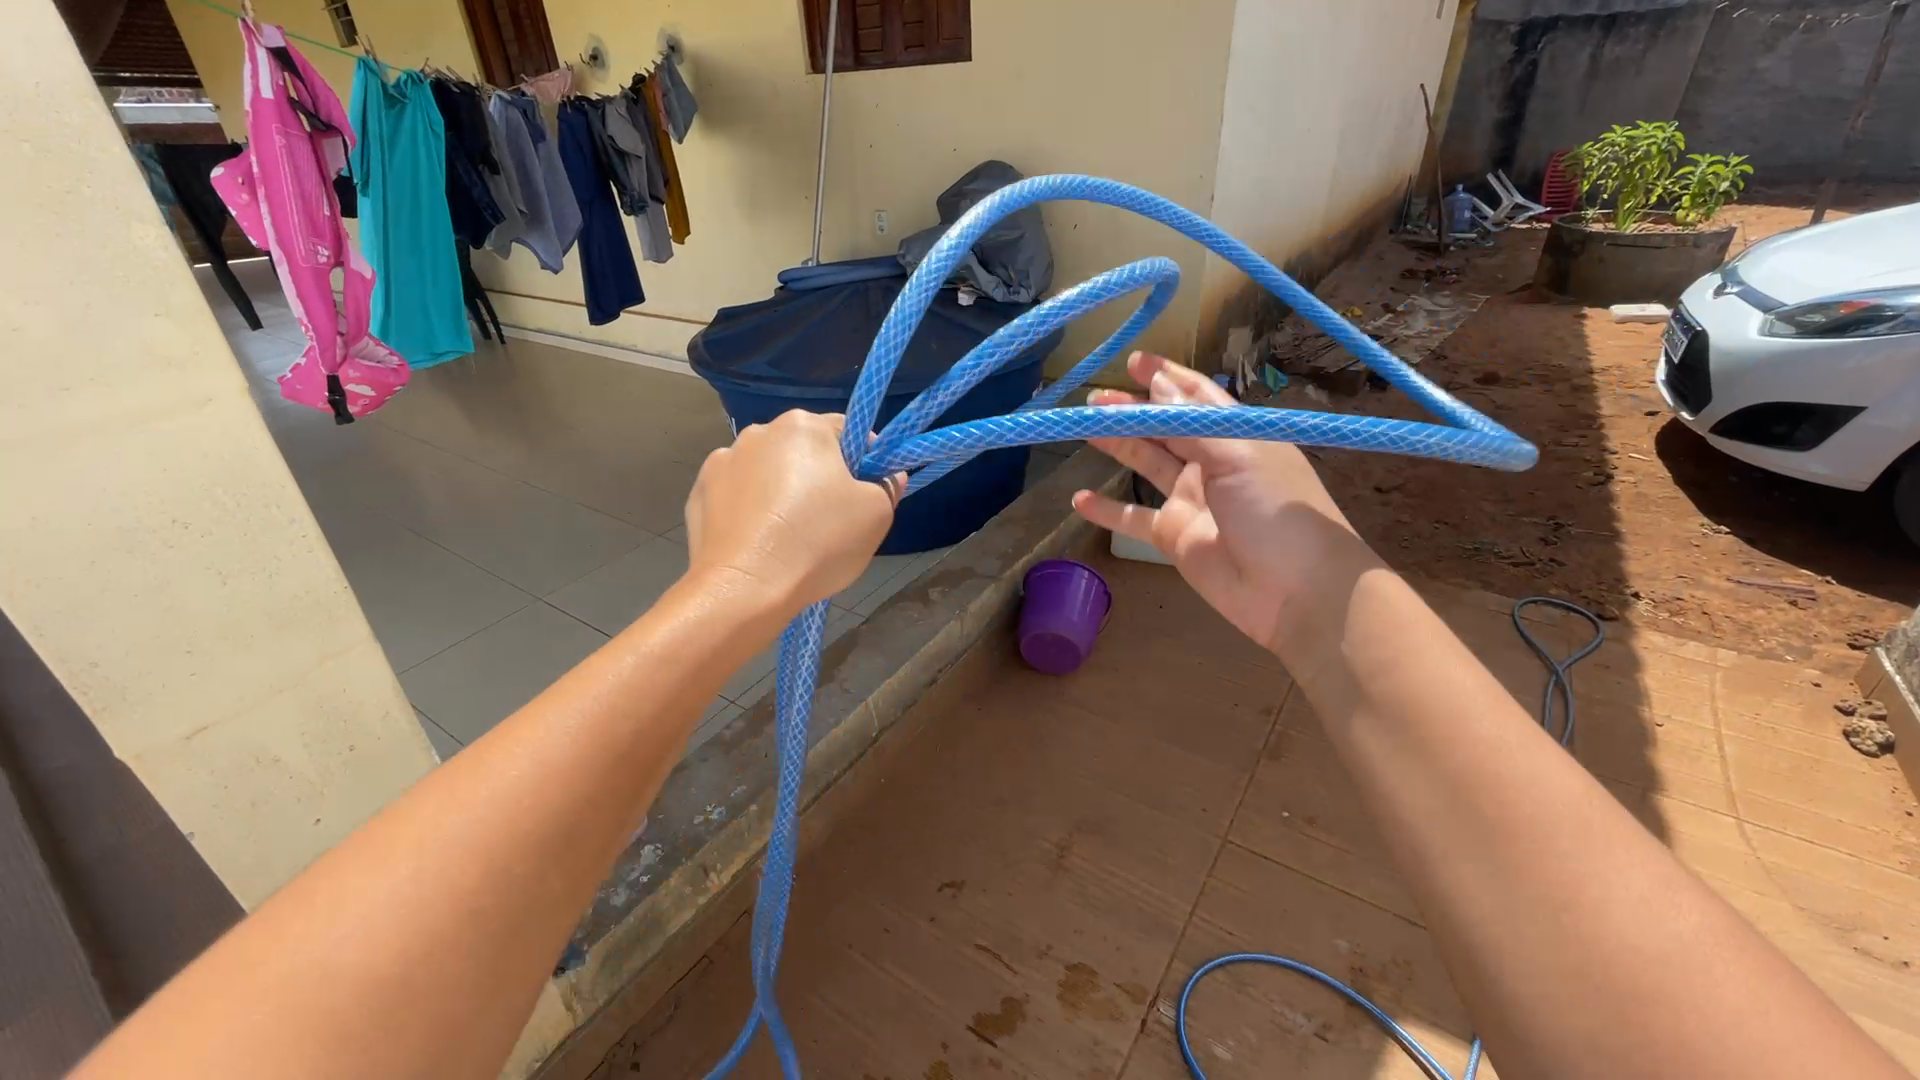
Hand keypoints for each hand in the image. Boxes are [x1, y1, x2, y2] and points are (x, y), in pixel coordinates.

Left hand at [685, 411, 901, 614]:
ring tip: (789, 537)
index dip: (864, 461)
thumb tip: (888, 476)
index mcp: (803, 426)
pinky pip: (736, 496)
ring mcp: (721, 462)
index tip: (867, 494)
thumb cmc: (818, 542)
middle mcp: (758, 432)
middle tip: (831, 520)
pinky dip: (750, 511)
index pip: (846, 431)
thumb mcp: (876, 515)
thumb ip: (888, 486)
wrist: (745, 587)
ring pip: (767, 473)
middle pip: (803, 451)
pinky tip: (759, 543)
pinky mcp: (699, 494)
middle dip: (819, 476)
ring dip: (781, 492)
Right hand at [1071, 353, 1378, 657]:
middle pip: (1165, 429)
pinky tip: (1079, 499)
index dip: (1166, 378)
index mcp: (1237, 436)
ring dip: (1118, 446)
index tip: (1133, 362)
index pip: (1197, 398)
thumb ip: (1192, 425)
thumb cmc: (1277, 511)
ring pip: (1146, 465)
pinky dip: (1108, 510)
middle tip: (1094, 399)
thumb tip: (1156, 385)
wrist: (1297, 591)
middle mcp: (1213, 463)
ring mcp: (1192, 501)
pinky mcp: (1175, 538)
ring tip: (1083, 429)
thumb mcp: (1239, 456)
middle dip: (1132, 410)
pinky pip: (1134, 519)